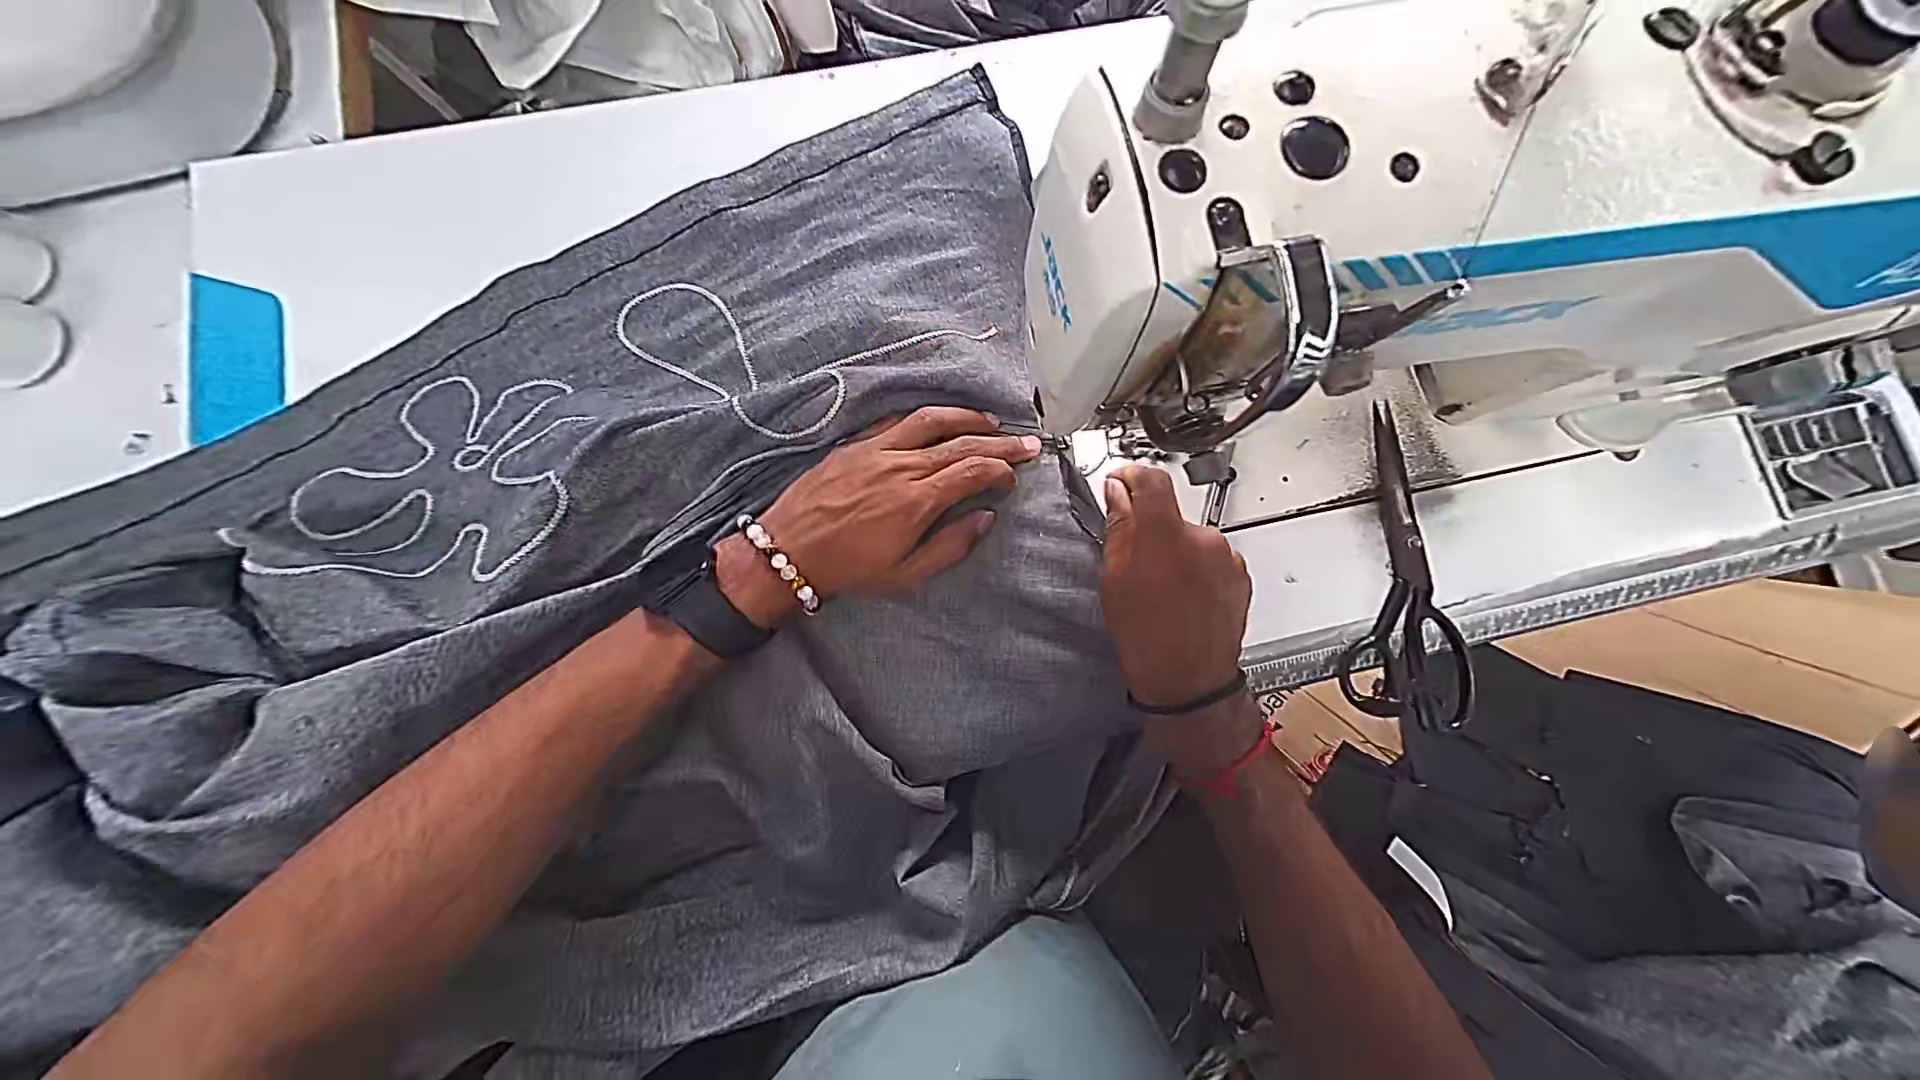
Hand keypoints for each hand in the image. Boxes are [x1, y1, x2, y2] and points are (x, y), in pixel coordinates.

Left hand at [715, 407, 1041, 627]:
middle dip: (1000, 442)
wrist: (788, 552)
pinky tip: (938, 421)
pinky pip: (897, 422)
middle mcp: (901, 467)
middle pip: (961, 443)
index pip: (973, 471)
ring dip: (965, 418)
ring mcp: (876, 451)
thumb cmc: (848, 569)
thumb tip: (984, 518)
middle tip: (1025, 442)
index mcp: (917, 500)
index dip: (1000, 470)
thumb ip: (951, 545)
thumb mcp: (906, 574)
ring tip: (990, 421)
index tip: (1012, 478)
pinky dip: (925, 418)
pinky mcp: (855, 446)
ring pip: (931, 421)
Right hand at [1100, 465, 1251, 707]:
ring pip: (1190, 535)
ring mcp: (1225, 555)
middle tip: (1134, 559)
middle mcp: (1201, 537)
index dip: (1130, 475)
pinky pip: (1210, 554)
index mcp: (1164, 534)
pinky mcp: (1239, 571)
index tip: (1121, 481)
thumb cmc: (1148, 638)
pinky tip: (1181, 593)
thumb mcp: (1114, 578)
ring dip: (1175, 549)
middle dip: (1151, 527)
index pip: (1150, 479)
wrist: (1187, 678)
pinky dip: (1195, 565)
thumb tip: (1118, 495)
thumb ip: (1119, 528)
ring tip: (1161, 586)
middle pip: (1170, 511)